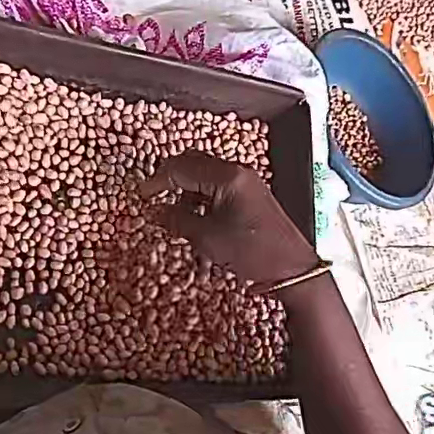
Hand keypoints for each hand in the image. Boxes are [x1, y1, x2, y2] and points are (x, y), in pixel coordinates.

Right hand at [137, 153, 317, 285]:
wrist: (292, 269)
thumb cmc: (253, 253)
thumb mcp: (208, 239)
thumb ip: (177, 220)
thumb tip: (155, 211)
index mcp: (227, 177)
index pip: (181, 167)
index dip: (157, 180)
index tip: (142, 195)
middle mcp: (237, 173)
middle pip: (193, 164)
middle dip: (171, 181)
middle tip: (155, 200)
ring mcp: (246, 184)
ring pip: (205, 177)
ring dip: (187, 194)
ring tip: (179, 221)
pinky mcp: (250, 196)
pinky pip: (218, 190)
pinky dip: (202, 203)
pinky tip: (198, 225)